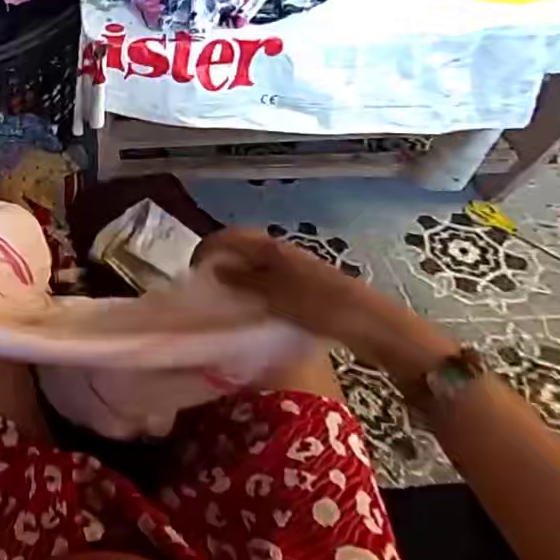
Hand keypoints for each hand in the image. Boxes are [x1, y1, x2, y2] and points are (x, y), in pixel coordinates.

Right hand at [195, 228, 459, 370]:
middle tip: (204, 285)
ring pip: (255, 264)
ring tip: (223, 299)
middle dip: (221, 260)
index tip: (192, 271)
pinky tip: (252, 309)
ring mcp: (294, 267)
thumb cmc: (319, 304)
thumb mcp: (276, 295)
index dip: (208, 247)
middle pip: (242, 247)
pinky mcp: (304, 286)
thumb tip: (216, 269)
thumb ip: (245, 281)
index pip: (230, 236)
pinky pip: (268, 280)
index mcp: (272, 247)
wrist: (367, 322)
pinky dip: (254, 288)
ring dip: (237, 275)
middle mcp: (281, 251)